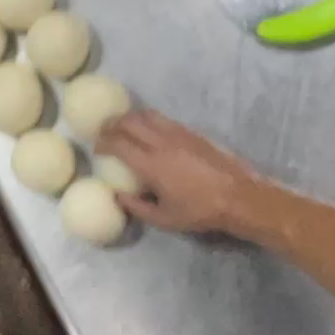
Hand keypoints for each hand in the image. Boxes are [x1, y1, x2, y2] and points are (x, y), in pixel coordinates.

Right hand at [97, 111, 268, 234]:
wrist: (237, 196)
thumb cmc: (199, 211)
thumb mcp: (163, 218)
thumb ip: (137, 207)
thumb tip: (118, 196)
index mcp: (151, 165)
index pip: (118, 144)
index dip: (103, 142)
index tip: (97, 148)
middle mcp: (162, 143)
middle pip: (130, 122)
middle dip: (112, 124)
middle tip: (104, 131)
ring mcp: (179, 134)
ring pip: (148, 115)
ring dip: (132, 117)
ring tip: (125, 126)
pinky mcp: (193, 133)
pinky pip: (165, 120)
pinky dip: (151, 120)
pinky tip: (151, 130)